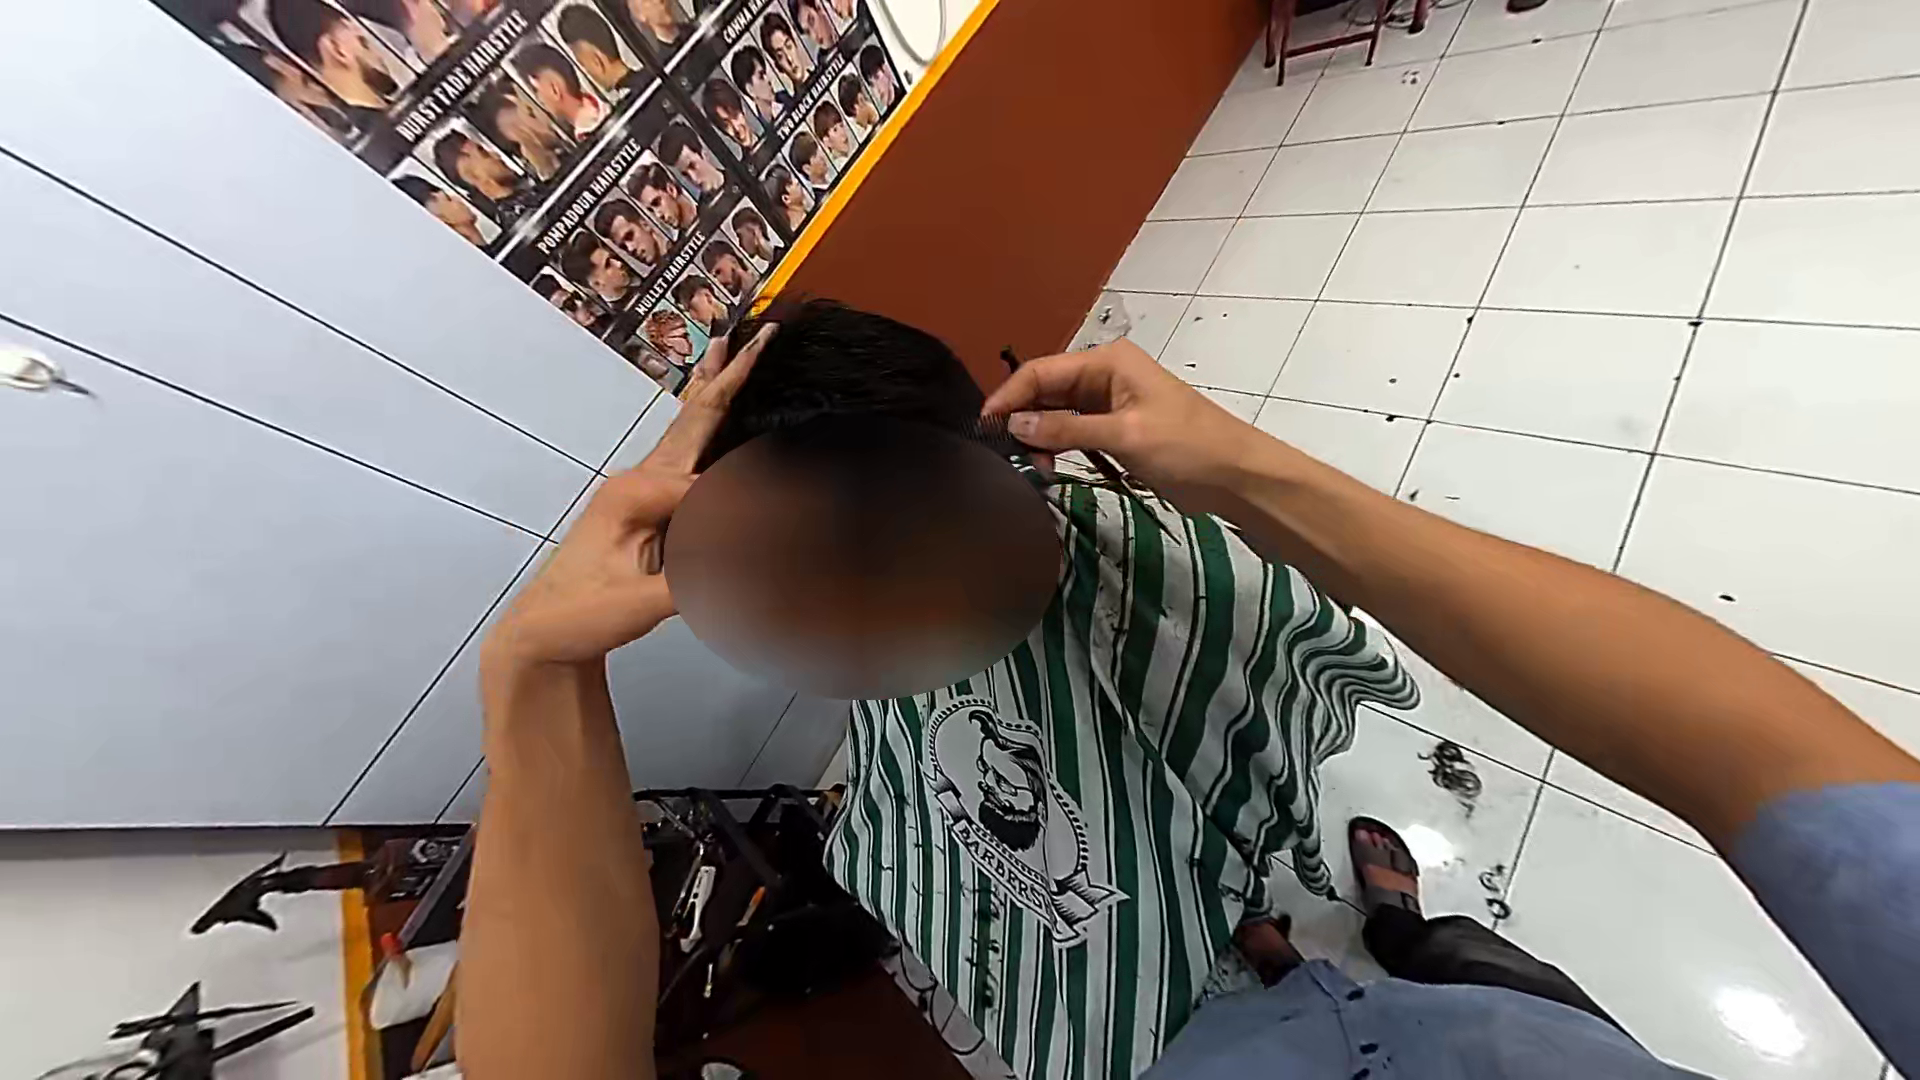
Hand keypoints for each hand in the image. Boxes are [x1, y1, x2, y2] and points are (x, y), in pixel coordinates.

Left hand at [481, 325, 774, 669]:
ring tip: (733, 351)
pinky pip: (688, 452)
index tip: (792, 521)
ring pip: (690, 427)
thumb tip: (753, 553)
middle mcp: (640, 477)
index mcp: (638, 493)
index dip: (751, 509)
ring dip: (716, 387)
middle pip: (696, 417)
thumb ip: (696, 576)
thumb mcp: (640, 601)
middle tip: (759, 334)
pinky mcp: (649, 500)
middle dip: (730, 375)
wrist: (544, 628)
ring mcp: (642, 485)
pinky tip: (716, 411)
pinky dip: (708, 421)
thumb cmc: (583, 613)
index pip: (714, 490)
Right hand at [981, 339, 1275, 511]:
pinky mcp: (1112, 428)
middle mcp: (1102, 375)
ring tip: (1038, 466)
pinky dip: (1058, 446)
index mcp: (1107, 361)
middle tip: (1010, 454)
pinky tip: (1051, 466)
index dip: (1010, 396)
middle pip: (1045, 391)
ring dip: (1040, 437)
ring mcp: (1107, 403)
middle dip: (1023, 419)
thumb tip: (1014, 424)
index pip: (1042, 371)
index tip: (984, 425)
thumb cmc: (1186, 446)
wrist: (1234, 475)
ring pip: (1056, 413)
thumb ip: (1067, 429)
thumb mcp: (1124, 434)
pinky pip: (1072, 431)